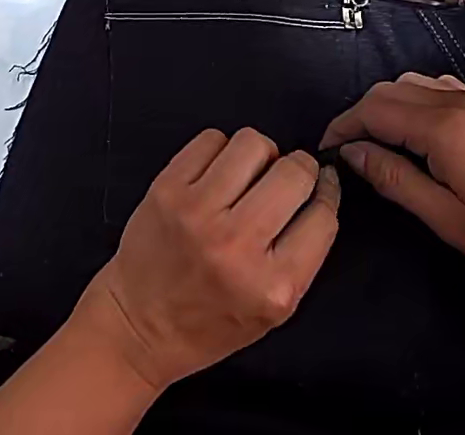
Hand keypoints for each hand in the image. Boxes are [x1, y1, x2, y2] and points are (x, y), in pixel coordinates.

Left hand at [71, 128, 340, 391]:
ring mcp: (198, 213)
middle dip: (299, 168)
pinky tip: (216, 173)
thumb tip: (322, 184)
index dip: (327, 192)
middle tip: (283, 179)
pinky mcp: (167, 189)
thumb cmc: (211, 321)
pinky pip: (212, 138)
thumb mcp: (274, 310)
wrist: (138, 327)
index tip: (321, 185)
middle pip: (295, 172)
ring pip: (254, 143)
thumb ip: (304, 251)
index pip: (323, 215)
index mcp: (272, 286)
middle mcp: (236, 246)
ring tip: (248, 174)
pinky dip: (220, 150)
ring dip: (259, 154)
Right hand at [320, 73, 464, 327]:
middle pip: (391, 90)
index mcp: (445, 128)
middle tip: (347, 153)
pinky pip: (441, 89)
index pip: (374, 109)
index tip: (324, 150)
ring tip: (377, 146)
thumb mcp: (450, 221)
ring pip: (415, 84)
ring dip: (388, 107)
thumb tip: (352, 153)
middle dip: (360, 115)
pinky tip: (417, 133)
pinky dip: (416, 102)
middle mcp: (461, 101)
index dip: (342, 126)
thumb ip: (395, 179)